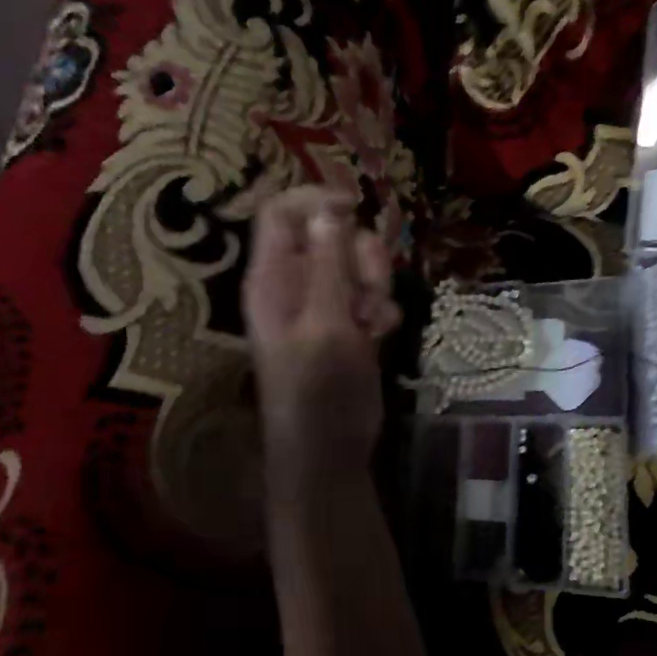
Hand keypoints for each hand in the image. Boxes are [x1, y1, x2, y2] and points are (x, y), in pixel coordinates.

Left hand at [243, 186, 400, 488]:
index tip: (357, 212)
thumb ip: (328, 265)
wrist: (328, 455)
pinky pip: (368, 297)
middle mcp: (293, 286)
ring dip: (375, 283)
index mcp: (272, 279)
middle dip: (359, 252)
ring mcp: (321, 308)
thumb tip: (330, 206)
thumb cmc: (319, 394)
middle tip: (369, 287)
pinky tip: (383, 334)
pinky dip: (380, 309)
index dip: (317, 201)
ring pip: (354, 264)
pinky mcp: (347, 330)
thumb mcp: (326, 325)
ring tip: (374, 320)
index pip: (282, 211)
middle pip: (328, 233)